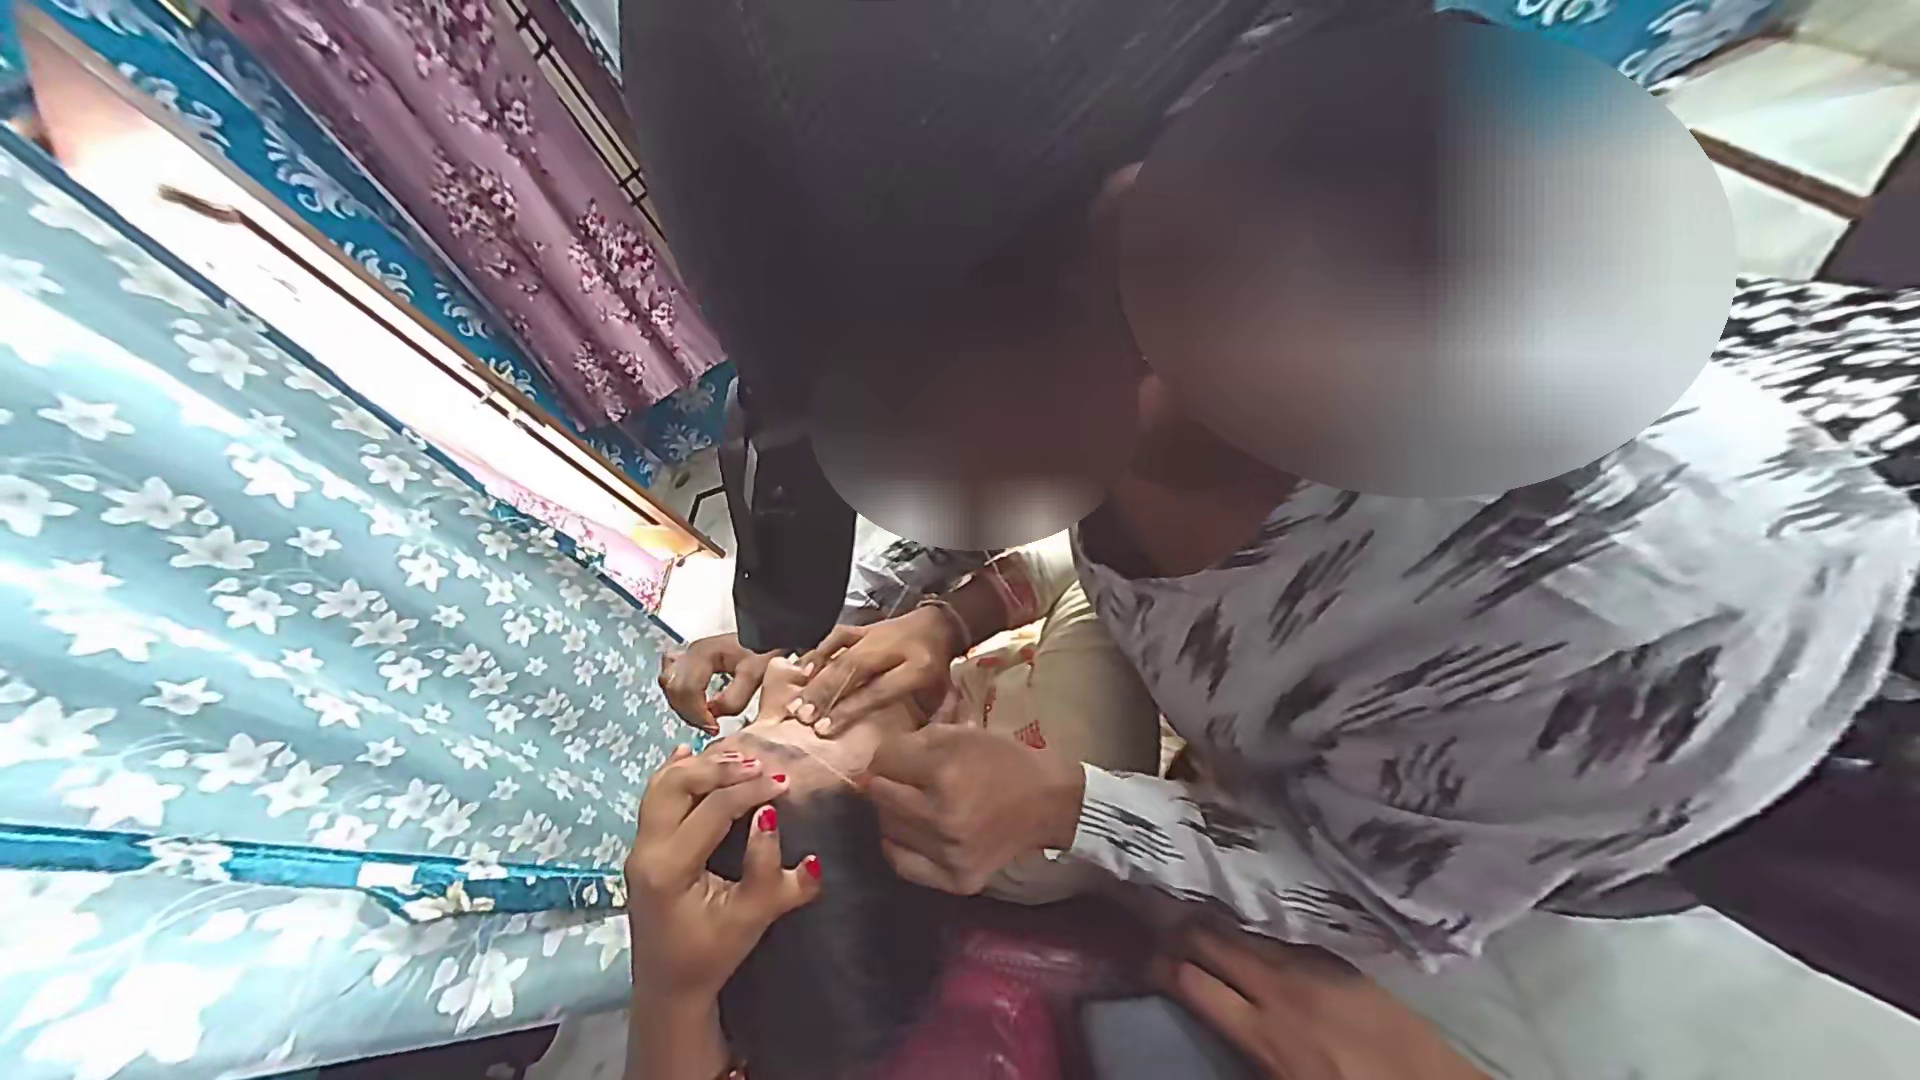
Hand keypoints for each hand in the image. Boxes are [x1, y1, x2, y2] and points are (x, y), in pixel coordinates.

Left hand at [625, 746, 821, 1001]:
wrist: (670, 987)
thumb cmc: (712, 954)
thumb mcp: (751, 919)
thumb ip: (769, 872)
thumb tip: (772, 818)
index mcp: (668, 868)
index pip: (713, 808)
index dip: (752, 790)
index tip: (784, 784)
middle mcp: (646, 850)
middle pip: (678, 784)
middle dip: (721, 767)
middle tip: (760, 766)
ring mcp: (640, 845)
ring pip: (663, 783)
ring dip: (701, 766)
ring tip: (740, 762)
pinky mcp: (645, 844)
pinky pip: (656, 794)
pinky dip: (676, 770)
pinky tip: (690, 752)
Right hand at [659, 634, 778, 733]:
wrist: (767, 638)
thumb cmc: (763, 652)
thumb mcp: (754, 676)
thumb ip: (733, 700)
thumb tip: (710, 715)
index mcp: (705, 652)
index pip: (688, 688)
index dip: (696, 713)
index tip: (713, 728)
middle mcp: (691, 652)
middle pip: (675, 689)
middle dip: (690, 713)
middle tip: (710, 727)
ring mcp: (688, 655)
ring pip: (670, 686)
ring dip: (684, 707)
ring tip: (706, 720)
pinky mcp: (690, 661)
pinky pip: (674, 682)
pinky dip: (682, 699)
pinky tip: (698, 708)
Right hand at [789, 608, 964, 733]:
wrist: (940, 625)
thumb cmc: (938, 671)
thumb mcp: (938, 696)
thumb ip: (918, 719)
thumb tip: (888, 750)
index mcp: (920, 668)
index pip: (879, 690)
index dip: (851, 709)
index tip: (824, 730)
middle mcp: (896, 648)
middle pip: (855, 670)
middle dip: (826, 694)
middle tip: (802, 718)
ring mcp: (878, 634)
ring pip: (844, 654)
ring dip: (818, 679)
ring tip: (796, 702)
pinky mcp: (866, 627)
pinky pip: (839, 636)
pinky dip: (820, 652)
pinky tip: (803, 671)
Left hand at [865, 725, 1085, 894]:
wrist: (1046, 804)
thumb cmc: (1003, 761)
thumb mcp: (963, 734)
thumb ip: (916, 740)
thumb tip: (877, 757)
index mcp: (945, 771)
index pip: (885, 759)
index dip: (889, 752)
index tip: (901, 754)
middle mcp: (941, 816)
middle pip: (879, 794)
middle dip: (887, 779)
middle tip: (905, 777)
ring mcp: (947, 853)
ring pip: (886, 827)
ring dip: (893, 811)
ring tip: (913, 802)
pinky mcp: (954, 880)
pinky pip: (902, 863)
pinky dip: (899, 844)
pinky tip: (913, 831)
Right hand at [1154, 924, 1488, 1079]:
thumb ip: (1246, 1048)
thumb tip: (1212, 1011)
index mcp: (1266, 1035)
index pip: (1193, 982)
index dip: (1160, 967)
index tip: (1144, 960)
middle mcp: (1277, 988)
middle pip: (1209, 939)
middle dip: (1174, 928)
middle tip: (1152, 921)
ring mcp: (1307, 963)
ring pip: (1239, 924)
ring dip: (1207, 916)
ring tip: (1184, 906)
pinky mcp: (1332, 952)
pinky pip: (1275, 927)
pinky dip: (1247, 921)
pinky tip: (1238, 913)